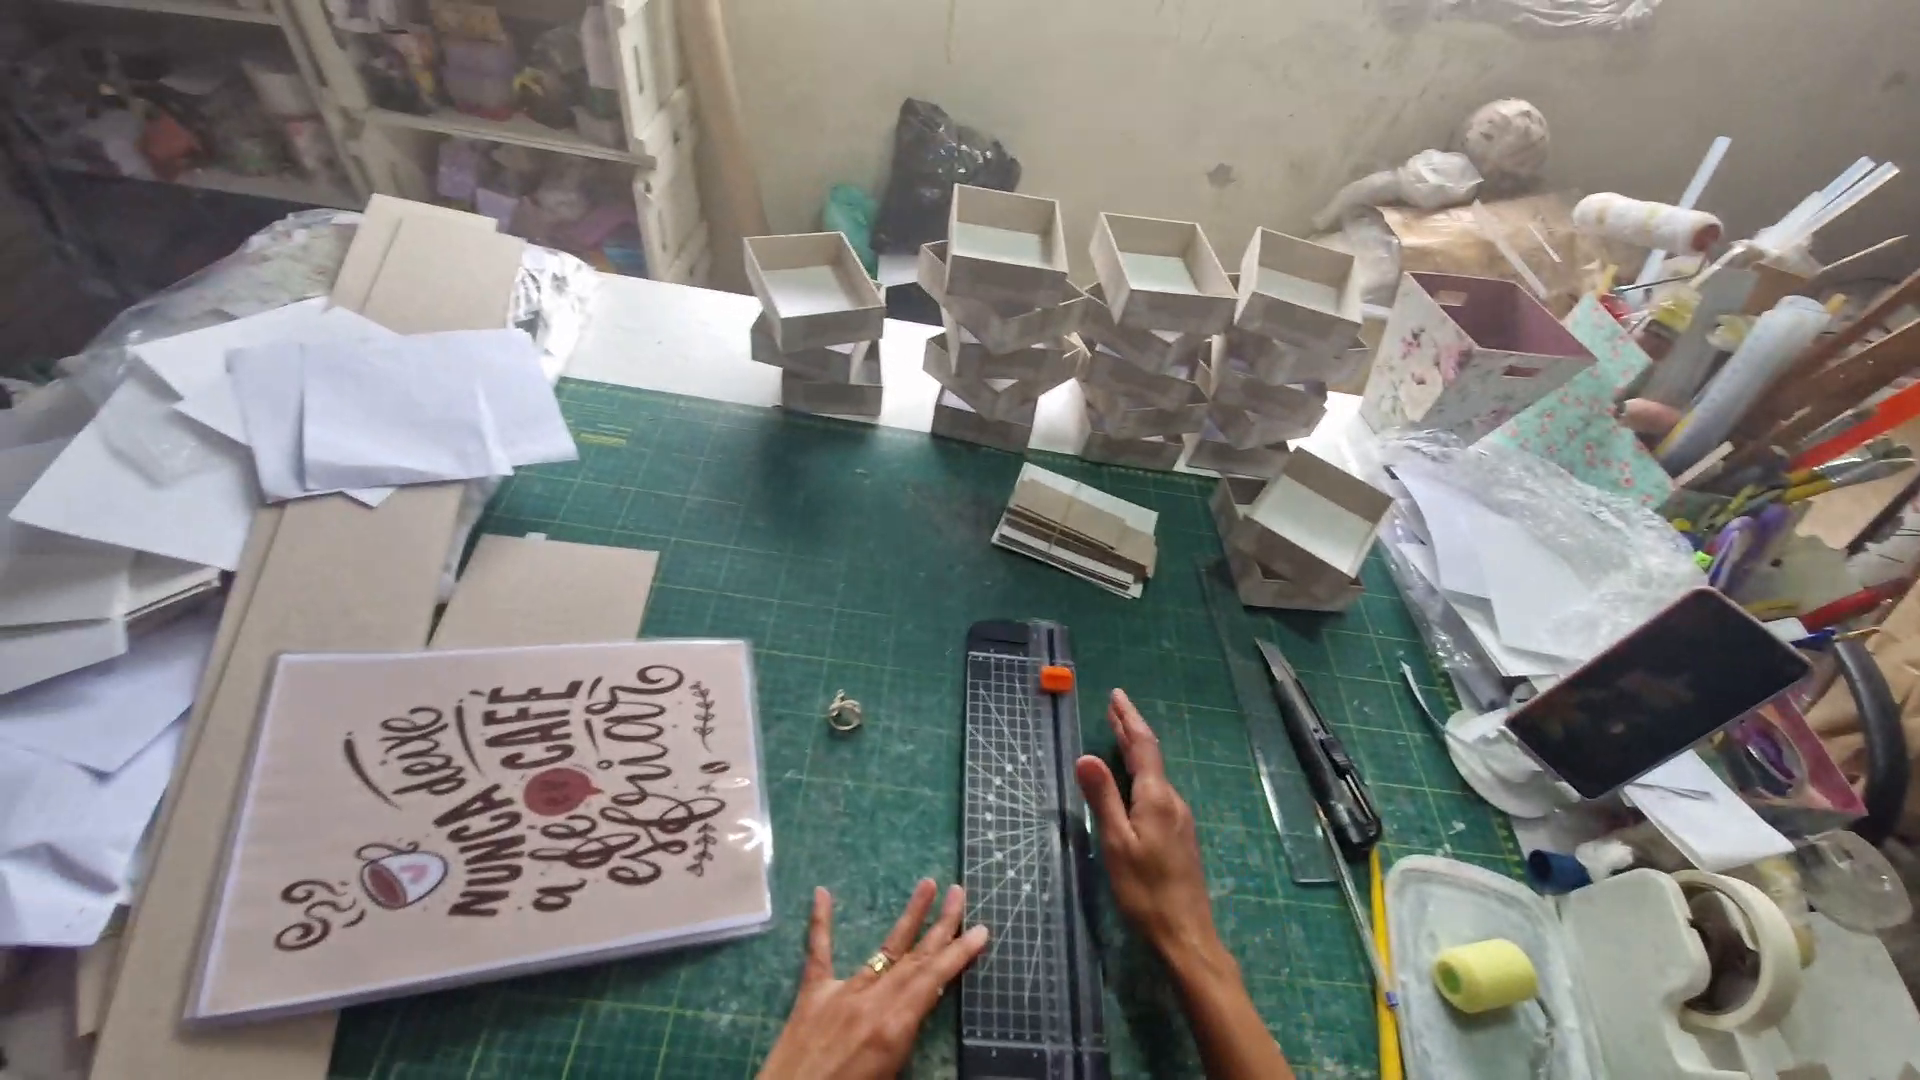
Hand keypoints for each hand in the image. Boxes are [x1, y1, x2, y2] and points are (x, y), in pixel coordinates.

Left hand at [759, 879, 989, 1079]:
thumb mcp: (891, 1076)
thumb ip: (907, 1036)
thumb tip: (920, 1005)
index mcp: (894, 1025)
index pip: (934, 979)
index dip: (959, 953)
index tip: (981, 930)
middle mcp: (873, 1000)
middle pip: (916, 957)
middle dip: (941, 925)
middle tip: (959, 892)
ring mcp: (842, 992)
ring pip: (884, 948)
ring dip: (909, 916)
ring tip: (927, 883)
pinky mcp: (812, 995)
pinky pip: (819, 953)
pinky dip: (820, 921)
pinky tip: (821, 892)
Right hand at [1075, 688, 1216, 957]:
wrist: (1186, 935)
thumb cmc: (1145, 890)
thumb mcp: (1116, 843)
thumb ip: (1103, 798)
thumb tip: (1086, 756)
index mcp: (1156, 798)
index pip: (1143, 746)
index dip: (1129, 718)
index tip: (1116, 695)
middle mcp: (1172, 801)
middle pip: (1150, 756)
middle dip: (1131, 729)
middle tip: (1113, 706)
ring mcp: (1179, 818)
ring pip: (1154, 773)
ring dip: (1135, 750)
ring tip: (1117, 734)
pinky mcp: (1179, 835)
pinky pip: (1157, 790)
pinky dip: (1141, 772)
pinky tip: (1132, 779)